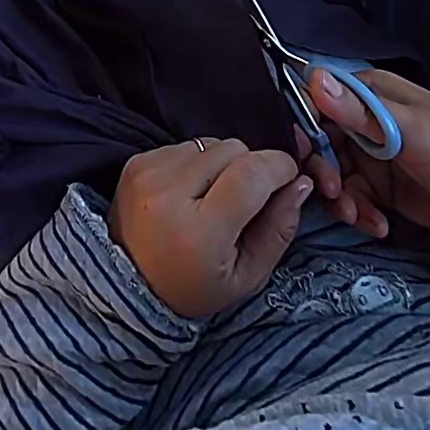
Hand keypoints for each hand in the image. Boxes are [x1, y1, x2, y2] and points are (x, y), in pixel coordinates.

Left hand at [109, 137, 313, 318]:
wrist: (128, 288)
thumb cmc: (194, 286)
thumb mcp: (247, 276)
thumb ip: (280, 228)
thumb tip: (301, 182)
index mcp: (200, 232)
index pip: (251, 173)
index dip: (279, 167)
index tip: (288, 176)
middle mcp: (169, 195)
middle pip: (234, 149)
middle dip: (252, 166)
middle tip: (246, 197)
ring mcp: (149, 173)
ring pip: (212, 142)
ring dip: (223, 162)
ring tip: (213, 195)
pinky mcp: (137, 161)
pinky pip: (187, 144)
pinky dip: (197, 162)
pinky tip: (190, 191)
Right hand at [298, 69, 429, 237]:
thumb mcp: (406, 128)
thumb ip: (359, 109)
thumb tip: (315, 77)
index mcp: (368, 93)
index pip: (320, 103)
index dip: (307, 129)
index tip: (305, 156)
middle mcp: (363, 120)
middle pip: (321, 143)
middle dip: (323, 171)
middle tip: (334, 193)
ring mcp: (370, 154)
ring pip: (334, 174)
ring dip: (340, 198)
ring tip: (357, 217)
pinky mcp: (378, 185)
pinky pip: (353, 197)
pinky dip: (359, 213)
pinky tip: (377, 225)